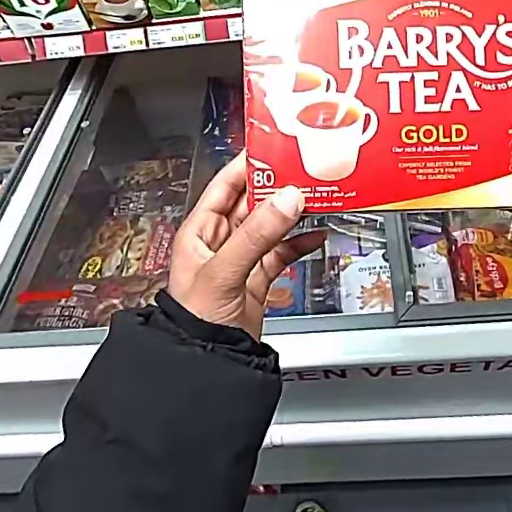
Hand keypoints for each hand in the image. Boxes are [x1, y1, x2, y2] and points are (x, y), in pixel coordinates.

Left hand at [169, 153, 327, 339]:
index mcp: (201, 230)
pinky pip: (281, 253)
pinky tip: (317, 235)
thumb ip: (258, 234)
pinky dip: (299, 243)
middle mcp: (220, 240)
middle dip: (278, 188)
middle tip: (306, 171)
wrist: (206, 364)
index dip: (248, 164)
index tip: (274, 148)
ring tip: (317, 198)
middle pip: (253, 203)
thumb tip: (289, 199)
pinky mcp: (258, 279)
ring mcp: (241, 259)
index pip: (225, 185)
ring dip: (292, 214)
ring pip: (270, 226)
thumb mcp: (225, 269)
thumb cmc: (194, 320)